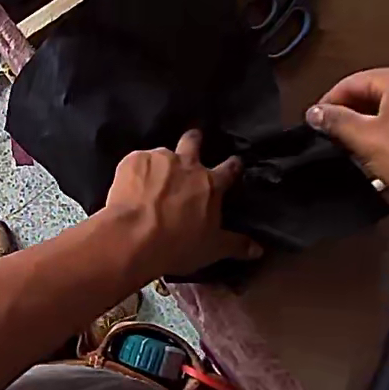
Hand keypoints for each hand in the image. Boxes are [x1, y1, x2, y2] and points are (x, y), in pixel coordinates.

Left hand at [103, 130, 260, 275]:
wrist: (133, 236)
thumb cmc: (177, 244)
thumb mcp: (211, 249)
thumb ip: (236, 245)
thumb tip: (259, 250)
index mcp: (210, 184)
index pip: (230, 168)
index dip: (233, 166)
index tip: (234, 164)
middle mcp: (187, 164)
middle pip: (193, 141)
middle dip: (195, 139)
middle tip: (192, 142)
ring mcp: (159, 159)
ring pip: (162, 153)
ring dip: (160, 164)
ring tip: (150, 179)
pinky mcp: (133, 160)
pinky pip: (136, 161)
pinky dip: (135, 171)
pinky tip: (129, 185)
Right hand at [304, 66, 388, 206]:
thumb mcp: (367, 140)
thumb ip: (337, 122)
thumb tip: (316, 112)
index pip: (355, 81)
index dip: (330, 101)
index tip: (317, 121)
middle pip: (378, 92)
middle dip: (354, 114)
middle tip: (336, 137)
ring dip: (377, 125)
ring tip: (362, 149)